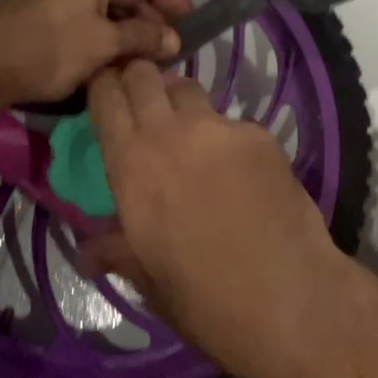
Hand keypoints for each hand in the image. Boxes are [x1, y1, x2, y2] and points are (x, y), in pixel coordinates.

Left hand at [0, 0, 191, 106]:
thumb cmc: (48, 48)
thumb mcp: (102, 44)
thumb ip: (143, 37)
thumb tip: (175, 39)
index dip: (176, 0)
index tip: (195, 27)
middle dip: (153, 18)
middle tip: (174, 51)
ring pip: (111, 3)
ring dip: (131, 29)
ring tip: (152, 60)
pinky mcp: (51, 5)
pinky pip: (90, 13)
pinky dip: (108, 32)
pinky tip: (121, 58)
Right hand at [80, 62, 374, 377]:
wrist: (290, 302)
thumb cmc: (205, 300)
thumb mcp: (148, 280)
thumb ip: (117, 250)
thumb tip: (87, 253)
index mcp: (132, 165)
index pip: (105, 95)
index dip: (102, 85)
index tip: (104, 91)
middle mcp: (169, 132)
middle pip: (144, 74)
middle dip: (139, 79)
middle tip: (142, 103)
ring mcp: (217, 127)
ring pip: (188, 88)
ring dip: (180, 102)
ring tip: (190, 134)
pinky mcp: (259, 134)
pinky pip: (231, 122)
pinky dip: (226, 137)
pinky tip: (240, 172)